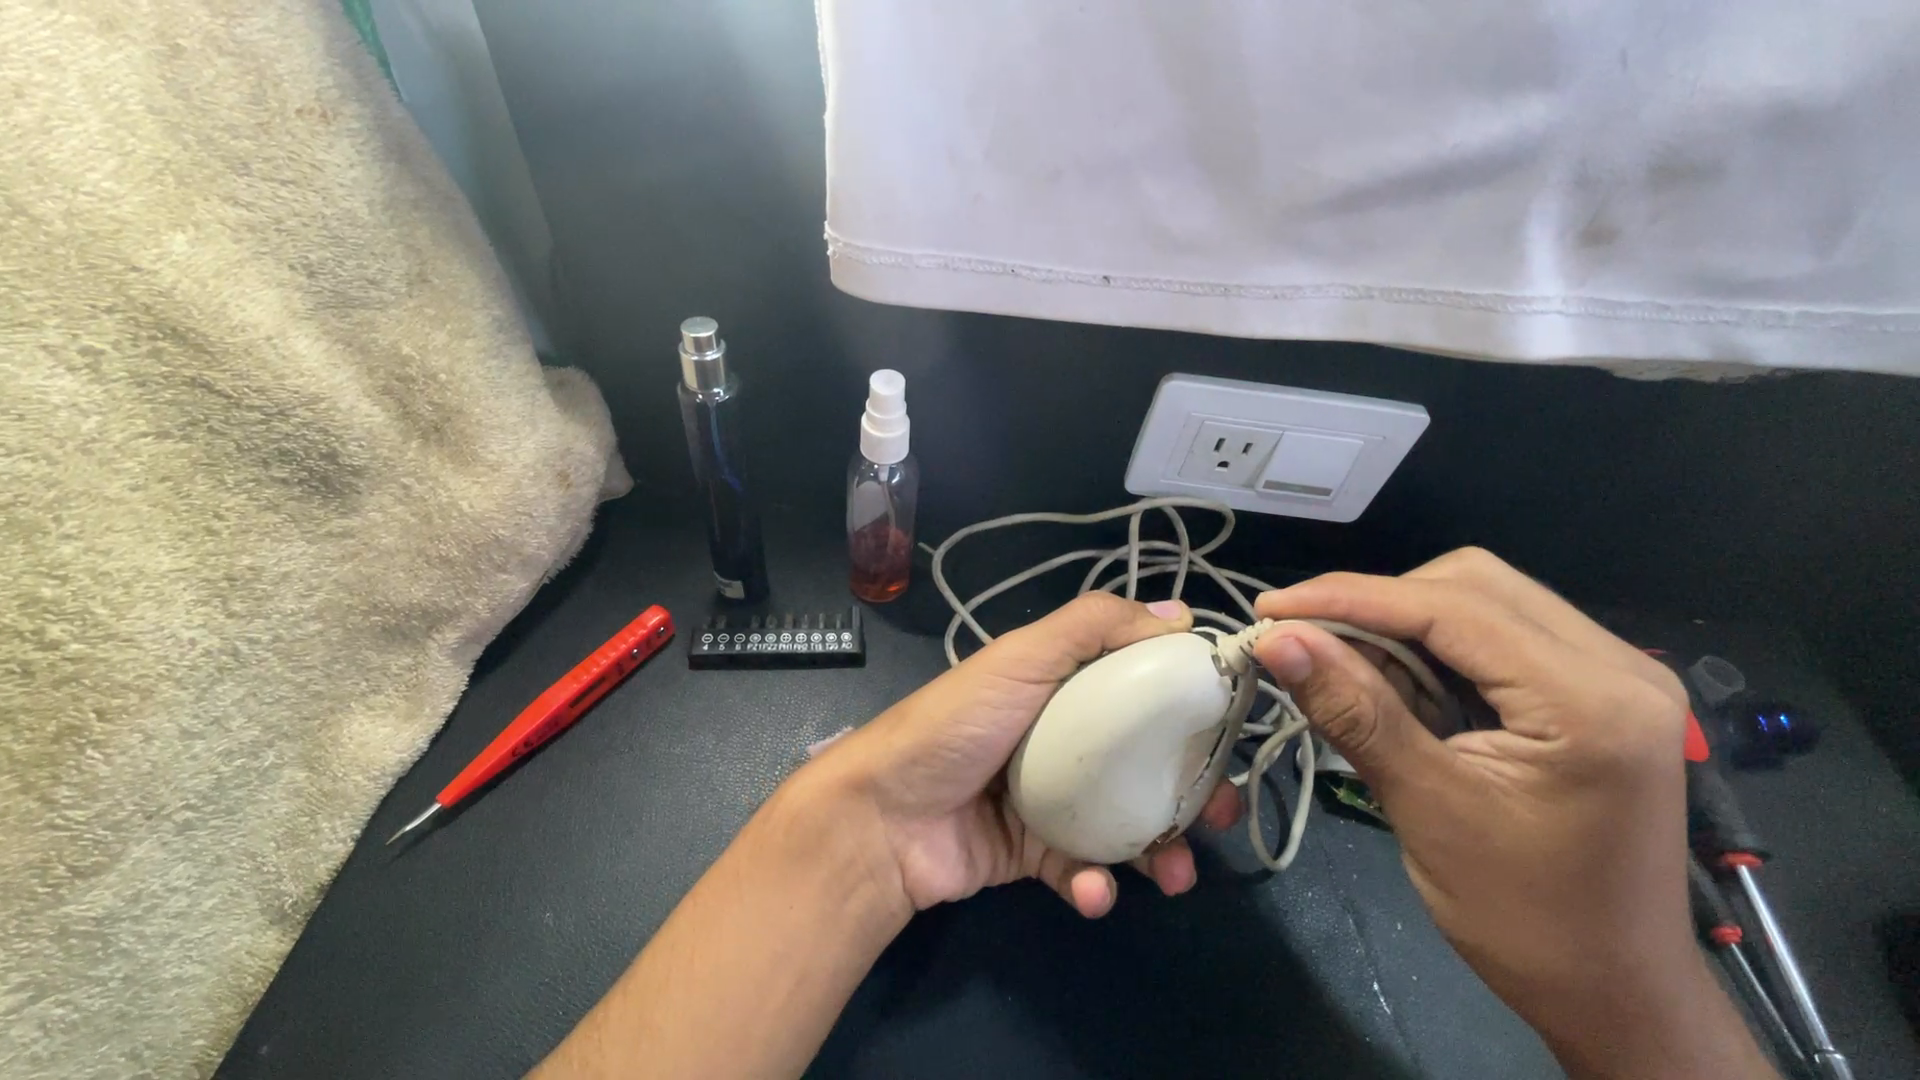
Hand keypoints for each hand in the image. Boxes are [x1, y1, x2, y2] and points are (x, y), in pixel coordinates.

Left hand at [807, 592, 1240, 918]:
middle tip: (1223, 812)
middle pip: (1144, 762)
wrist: (883, 817)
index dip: (1188, 705)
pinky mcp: (1032, 855)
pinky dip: (1095, 884)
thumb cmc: (957, 725)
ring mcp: (1048, 801)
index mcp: (1059, 688)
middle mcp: (1060, 740)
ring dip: (1159, 851)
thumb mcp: (1021, 657)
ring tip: (1175, 873)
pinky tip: (1094, 891)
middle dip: (1191, 791)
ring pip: (1124, 824)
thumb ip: (1093, 627)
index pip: (1139, 689)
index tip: (1232, 724)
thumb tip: (1180, 614)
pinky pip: (1082, 869)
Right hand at [1251, 548, 1771, 1078]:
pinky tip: (1396, 678)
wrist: (1612, 989)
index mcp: (1591, 700)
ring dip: (1403, 619)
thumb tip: (1277, 640)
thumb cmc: (1522, 915)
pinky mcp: (1597, 691)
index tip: (1271, 609)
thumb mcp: (1426, 807)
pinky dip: (1434, 643)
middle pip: (1473, 583)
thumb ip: (1354, 711)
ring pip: (1485, 598)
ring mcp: (1616, 675)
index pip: (1454, 607)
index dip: (1351, 598)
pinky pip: (1500, 632)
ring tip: (1344, 661)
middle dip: (1378, 602)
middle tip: (1306, 640)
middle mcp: (1619, 666)